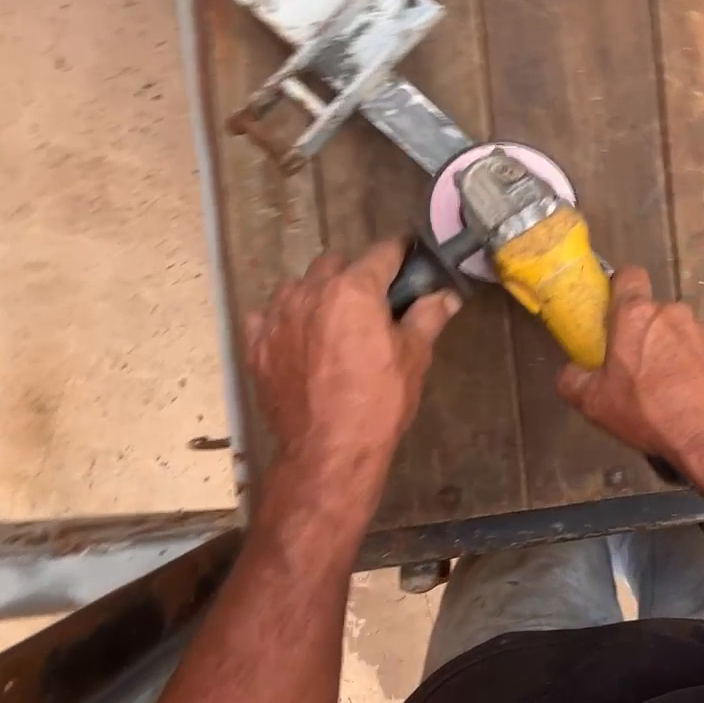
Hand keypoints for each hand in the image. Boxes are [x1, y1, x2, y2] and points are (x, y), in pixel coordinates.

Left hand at [248, 240, 460, 484]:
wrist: (329, 449)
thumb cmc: (380, 400)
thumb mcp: (414, 357)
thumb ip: (428, 317)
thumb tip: (446, 296)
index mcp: (353, 290)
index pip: (382, 253)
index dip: (401, 254)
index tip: (412, 259)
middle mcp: (310, 292)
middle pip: (335, 264)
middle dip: (356, 274)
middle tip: (376, 302)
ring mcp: (276, 318)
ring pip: (299, 287)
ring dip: (319, 294)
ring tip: (336, 322)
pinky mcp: (257, 345)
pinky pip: (269, 316)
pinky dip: (288, 320)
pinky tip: (302, 341)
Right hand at [556, 267, 703, 472]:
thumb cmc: (648, 412)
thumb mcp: (595, 403)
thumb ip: (573, 380)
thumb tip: (571, 373)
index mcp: (636, 314)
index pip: (628, 275)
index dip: (620, 287)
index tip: (613, 311)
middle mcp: (672, 312)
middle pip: (652, 311)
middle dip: (642, 332)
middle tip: (633, 366)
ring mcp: (701, 330)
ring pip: (676, 331)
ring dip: (668, 349)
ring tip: (664, 387)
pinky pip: (698, 350)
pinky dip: (691, 364)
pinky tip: (688, 394)